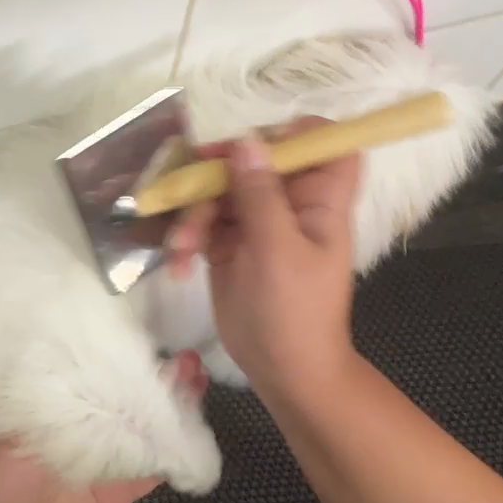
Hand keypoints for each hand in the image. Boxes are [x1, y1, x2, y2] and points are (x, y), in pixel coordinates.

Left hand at [0, 354, 201, 502]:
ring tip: (199, 383)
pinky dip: (180, 452)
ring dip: (178, 408)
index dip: (128, 360)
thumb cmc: (3, 478)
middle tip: (189, 362)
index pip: (103, 376)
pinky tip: (198, 435)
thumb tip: (87, 381)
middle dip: (164, 380)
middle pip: (136, 398)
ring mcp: (114, 455)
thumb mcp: (21, 436)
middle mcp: (95, 425)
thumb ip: (56, 414)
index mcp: (67, 405)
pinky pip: (159, 467)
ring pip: (154, 427)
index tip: (152, 344)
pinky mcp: (127, 487)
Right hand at [163, 120, 361, 392]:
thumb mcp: (279, 250)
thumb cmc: (295, 311)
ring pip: (219, 191)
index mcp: (319, 200)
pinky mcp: (226, 244)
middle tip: (191, 182)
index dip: (299, 134)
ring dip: (193, 215)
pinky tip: (176, 263)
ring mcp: (255, 223)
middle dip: (217, 173)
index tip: (256, 143)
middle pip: (253, 161)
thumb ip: (261, 195)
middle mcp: (288, 204)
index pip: (326, 146)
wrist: (282, 368)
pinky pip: (200, 223)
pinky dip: (185, 239)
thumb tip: (247, 141)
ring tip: (180, 246)